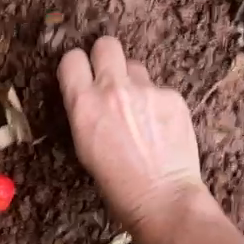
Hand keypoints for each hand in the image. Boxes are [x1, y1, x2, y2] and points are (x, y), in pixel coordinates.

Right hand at [57, 37, 208, 232]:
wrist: (163, 199)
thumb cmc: (117, 183)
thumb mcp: (84, 146)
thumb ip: (85, 110)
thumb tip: (89, 93)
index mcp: (83, 104)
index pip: (72, 58)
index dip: (77, 65)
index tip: (82, 74)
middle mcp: (113, 89)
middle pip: (106, 44)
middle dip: (106, 57)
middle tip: (111, 78)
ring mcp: (146, 90)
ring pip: (135, 67)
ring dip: (134, 83)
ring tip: (140, 113)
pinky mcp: (172, 96)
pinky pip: (159, 88)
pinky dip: (158, 103)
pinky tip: (160, 128)